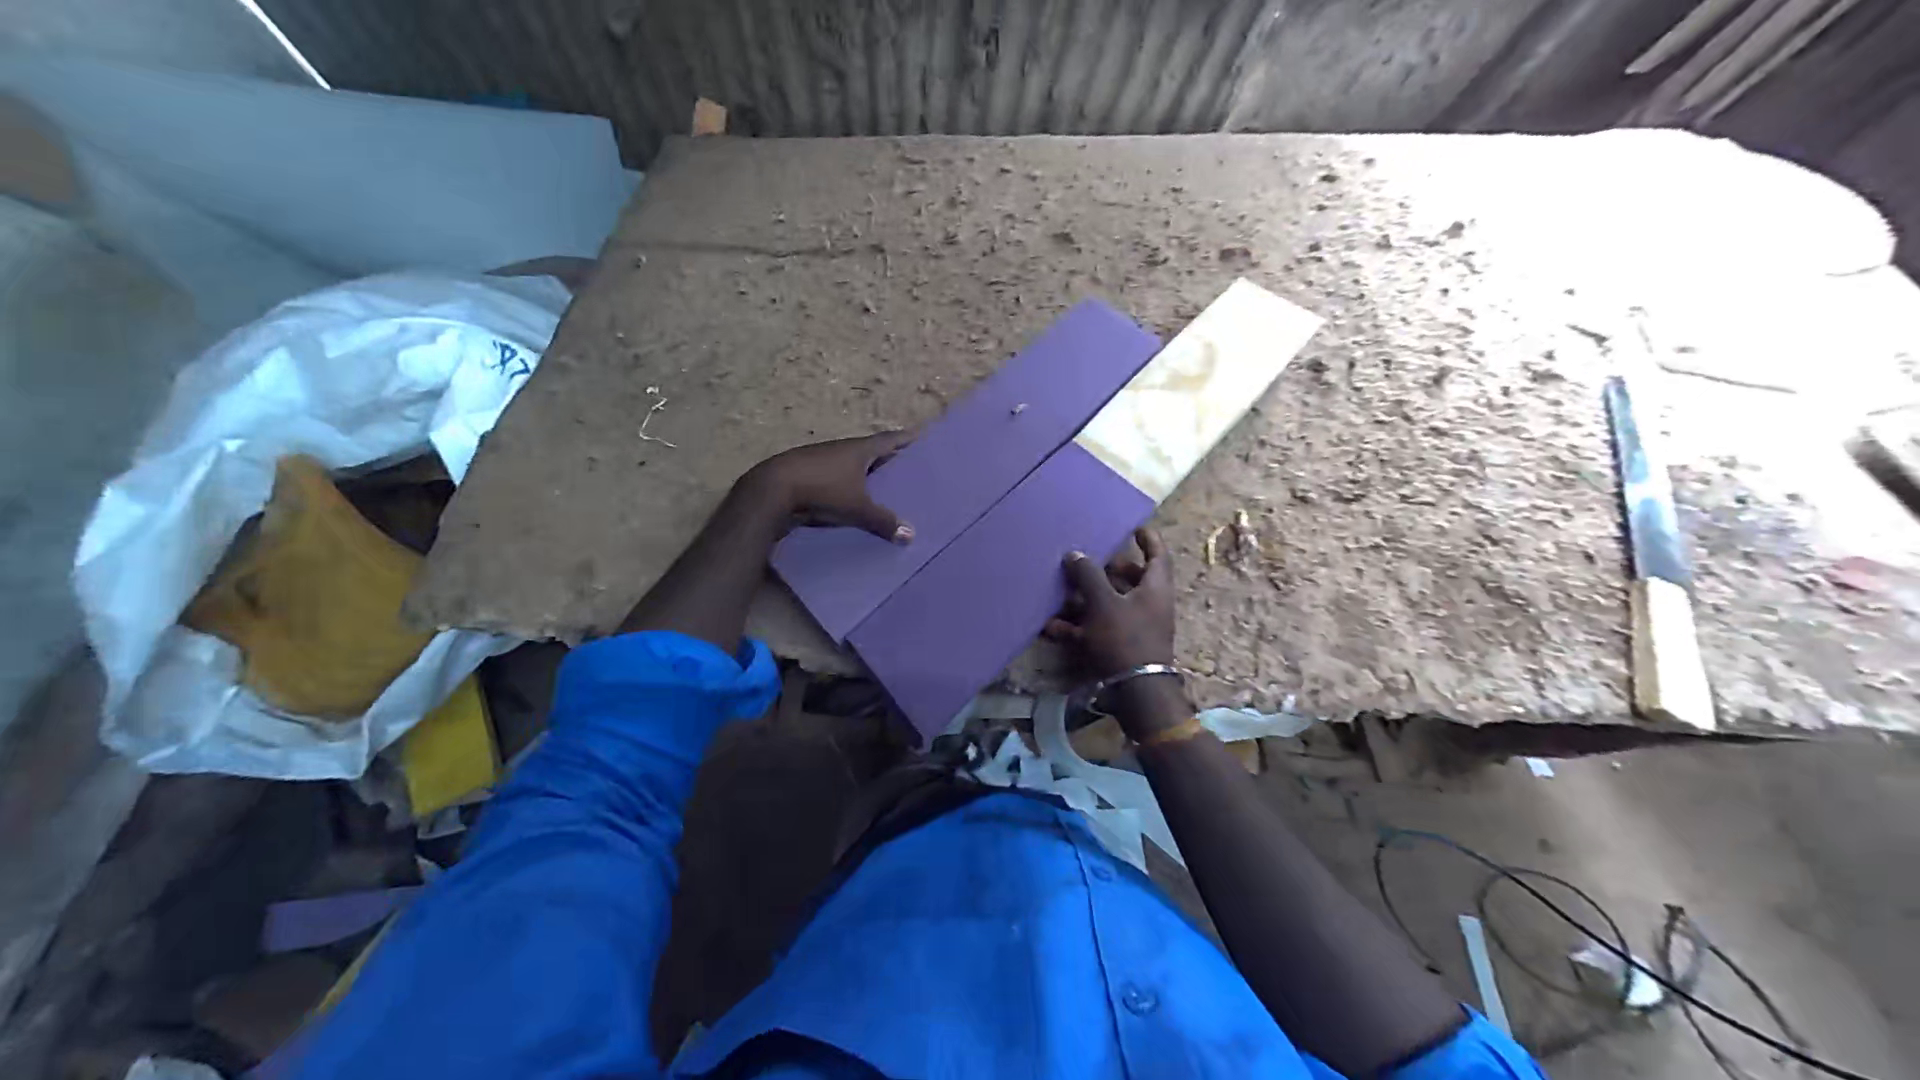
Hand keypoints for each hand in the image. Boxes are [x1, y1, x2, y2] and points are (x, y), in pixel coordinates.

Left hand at [737, 431, 914, 542]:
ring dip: (868, 474)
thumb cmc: (822, 489)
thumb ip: (883, 521)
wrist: (772, 489)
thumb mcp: (856, 508)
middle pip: (873, 452)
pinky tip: (854, 499)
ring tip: (886, 488)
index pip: (891, 440)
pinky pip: (837, 478)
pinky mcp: (808, 474)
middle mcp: (842, 449)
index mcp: (859, 449)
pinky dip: (849, 485)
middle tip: (910, 469)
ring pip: (853, 466)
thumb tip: (910, 536)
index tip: (922, 438)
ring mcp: (823, 460)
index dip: (907, 440)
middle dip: (890, 460)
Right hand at [1046, 528, 1175, 677]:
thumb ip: (1088, 576)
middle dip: (1109, 570)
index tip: (1135, 527)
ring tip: (1062, 591)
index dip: (1148, 539)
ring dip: (1086, 599)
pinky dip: (1077, 627)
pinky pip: (1097, 630)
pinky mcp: (1120, 648)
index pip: (1157, 555)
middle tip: (1091, 561)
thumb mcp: (1103, 602)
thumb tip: (1076, 553)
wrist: (1135, 692)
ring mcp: (1135, 628)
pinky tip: (1051, 627)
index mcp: (1155, 588)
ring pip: (1110, 605)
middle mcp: (1148, 606)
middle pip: (1131, 580)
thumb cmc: (1125, 638)